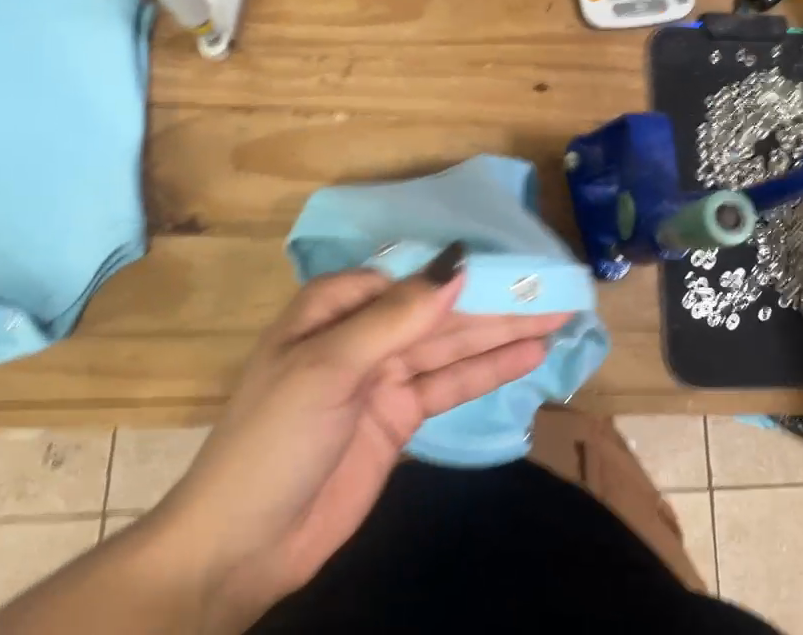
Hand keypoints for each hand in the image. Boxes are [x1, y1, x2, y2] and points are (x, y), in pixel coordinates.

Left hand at [140, 244, 571, 632]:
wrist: (245, 543)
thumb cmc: (274, 439)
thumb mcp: (328, 368)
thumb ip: (395, 318)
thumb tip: (455, 265)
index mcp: (332, 308)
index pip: (408, 275)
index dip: (459, 267)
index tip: (514, 259)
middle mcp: (360, 335)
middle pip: (436, 311)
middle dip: (491, 301)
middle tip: (555, 289)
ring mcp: (382, 379)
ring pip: (450, 347)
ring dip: (500, 333)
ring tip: (556, 316)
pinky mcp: (398, 419)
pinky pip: (449, 385)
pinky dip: (487, 370)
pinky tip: (527, 356)